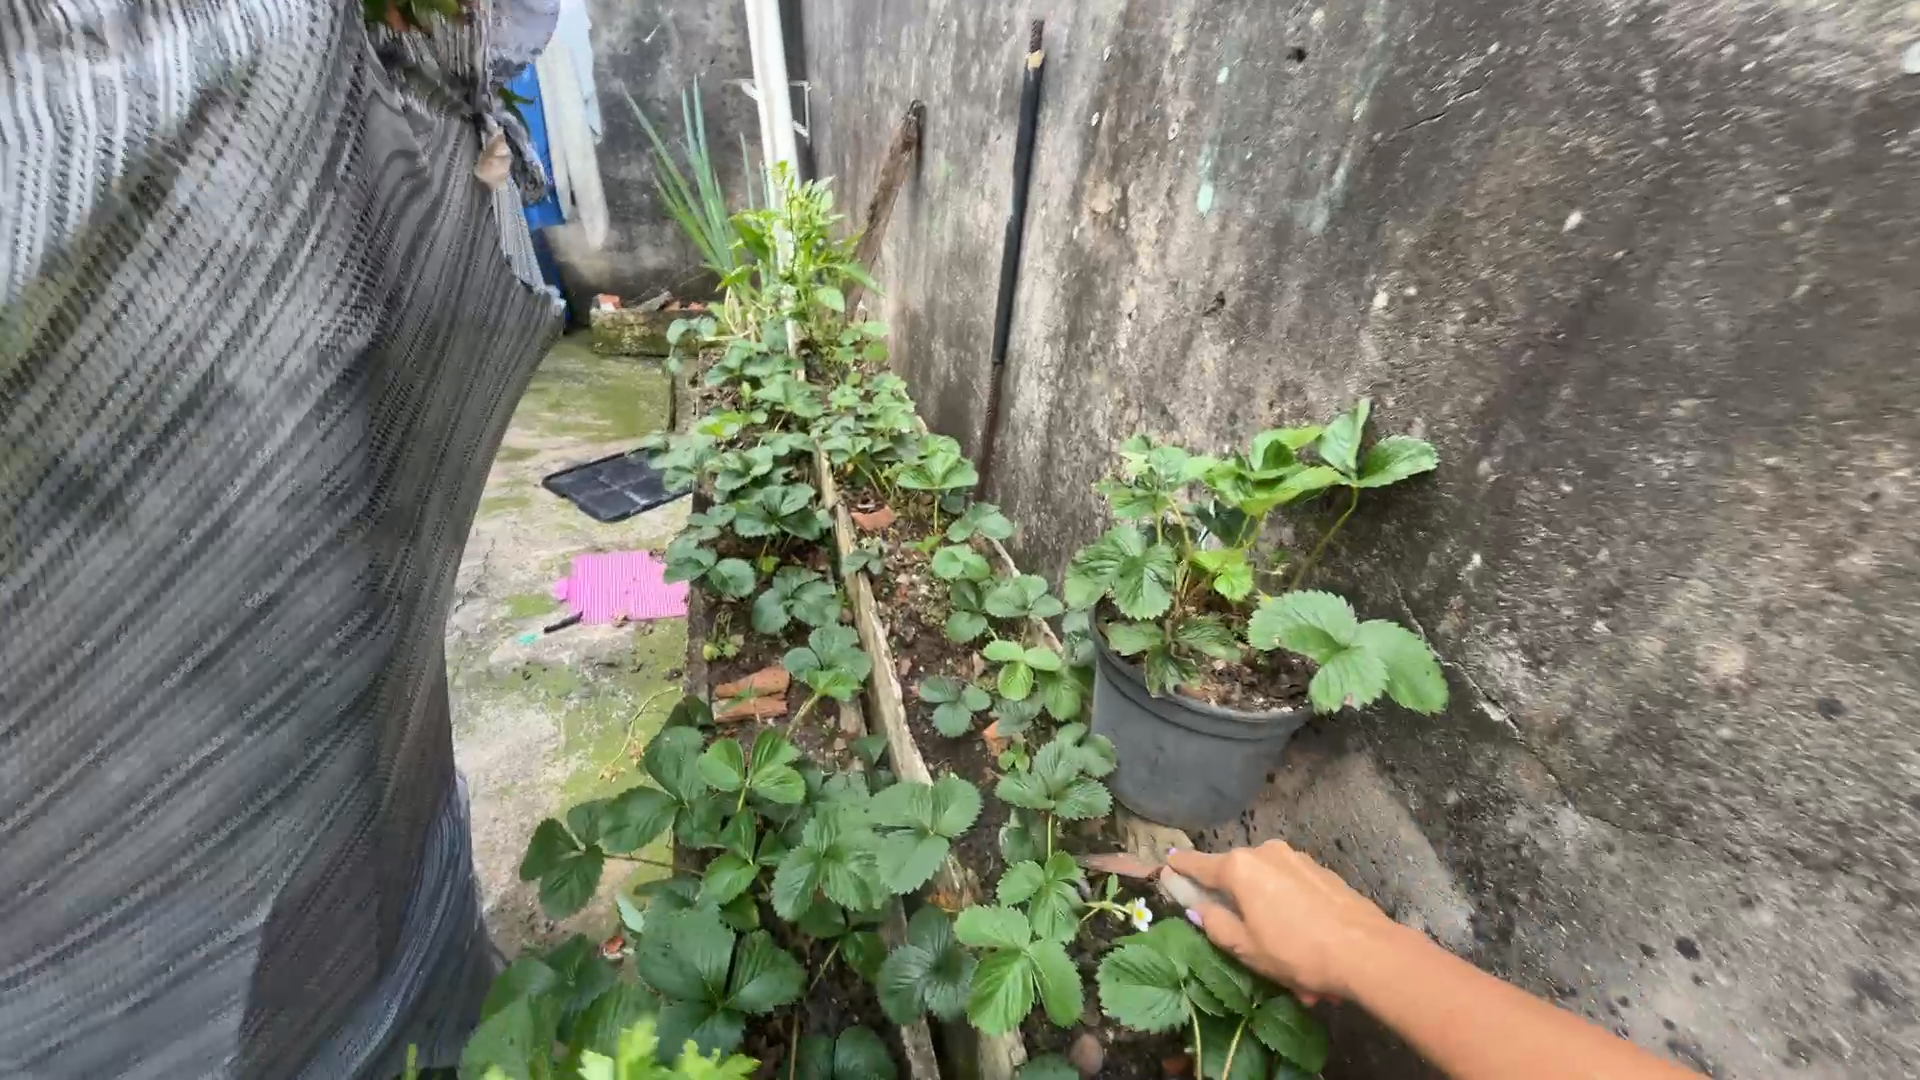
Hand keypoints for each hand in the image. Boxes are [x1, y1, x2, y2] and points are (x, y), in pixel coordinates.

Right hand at [1166, 840, 1398, 1000]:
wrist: (1369, 951)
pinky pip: (1294, 889)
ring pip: (1269, 886)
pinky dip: (1293, 912)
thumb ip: (1216, 924)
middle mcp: (1263, 852)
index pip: (1199, 863)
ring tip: (1287, 957)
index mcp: (1239, 867)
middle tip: (1247, 943)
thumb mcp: (1247, 948)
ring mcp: (1295, 858)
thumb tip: (1199, 908)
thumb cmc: (1298, 951)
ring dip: (1270, 915)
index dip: (1181, 866)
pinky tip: (1309, 944)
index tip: (1167, 862)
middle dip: (1238, 906)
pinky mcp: (1321, 870)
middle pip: (1237, 875)